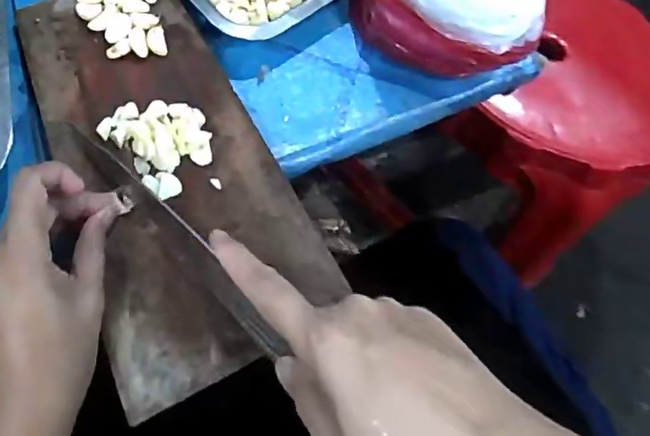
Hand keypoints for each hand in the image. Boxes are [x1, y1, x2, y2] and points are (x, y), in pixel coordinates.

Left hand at [0, 162, 122, 435]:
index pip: (27, 183)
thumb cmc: (57, 361)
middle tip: (109, 213)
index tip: (89, 193)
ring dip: (59, 221)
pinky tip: (73, 252)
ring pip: (24, 226)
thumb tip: (105, 210)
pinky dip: (44, 240)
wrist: (14, 426)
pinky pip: (17, 249)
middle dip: (70, 202)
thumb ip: (93, 246)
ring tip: (97, 230)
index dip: (59, 173)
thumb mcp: (87, 300)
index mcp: (16, 254)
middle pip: (30, 205)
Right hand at [212, 231, 570, 435]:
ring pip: (364, 331)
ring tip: (398, 411)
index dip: (241, 266)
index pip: (271, 296)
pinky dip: (398, 358)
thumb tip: (290, 365)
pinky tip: (425, 397)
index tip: (219, 235)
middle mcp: (358, 308)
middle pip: (326, 330)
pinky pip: (397, 333)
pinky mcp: (430, 316)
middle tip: (354, 413)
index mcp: (327, 340)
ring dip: (367, 360)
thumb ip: (308, 401)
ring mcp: (397, 308)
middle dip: (329, 359)